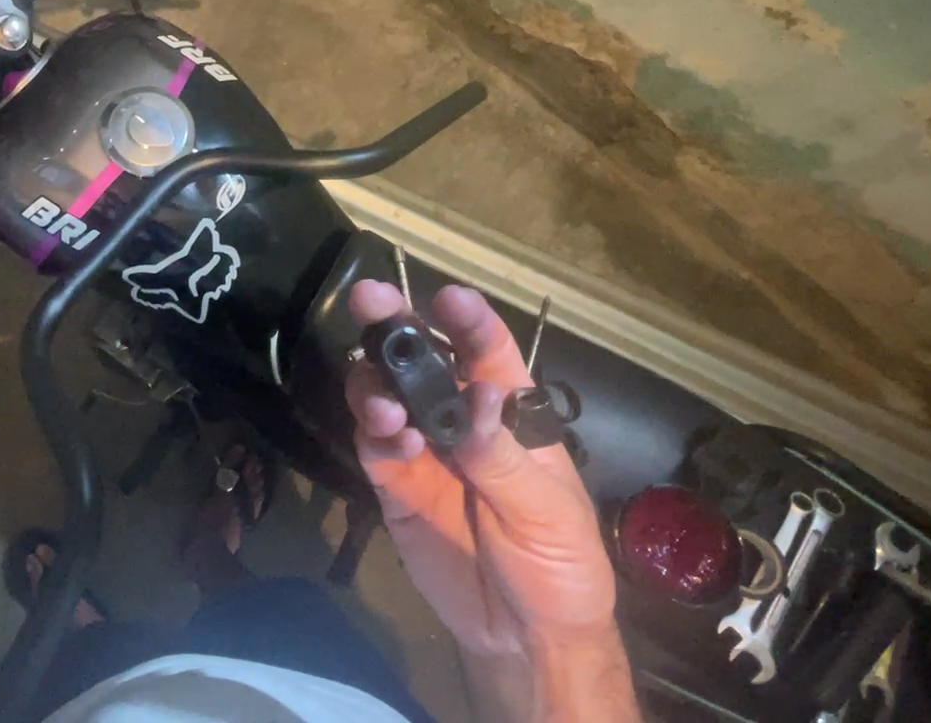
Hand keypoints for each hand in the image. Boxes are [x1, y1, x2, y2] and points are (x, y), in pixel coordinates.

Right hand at [346, 281, 633, 721]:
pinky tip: (389, 437)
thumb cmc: (559, 564)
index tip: (448, 297)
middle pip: (420, 356)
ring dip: (376, 382)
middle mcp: (455, 414)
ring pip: (383, 389)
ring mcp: (420, 444)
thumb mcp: (547, 512)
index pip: (487, 350)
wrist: (521, 634)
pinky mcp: (391, 478)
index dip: (468, 320)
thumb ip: (501, 454)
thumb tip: (472, 395)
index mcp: (507, 409)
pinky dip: (373, 431)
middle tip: (371, 299)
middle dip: (395, 323)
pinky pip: (372, 442)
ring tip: (386, 405)